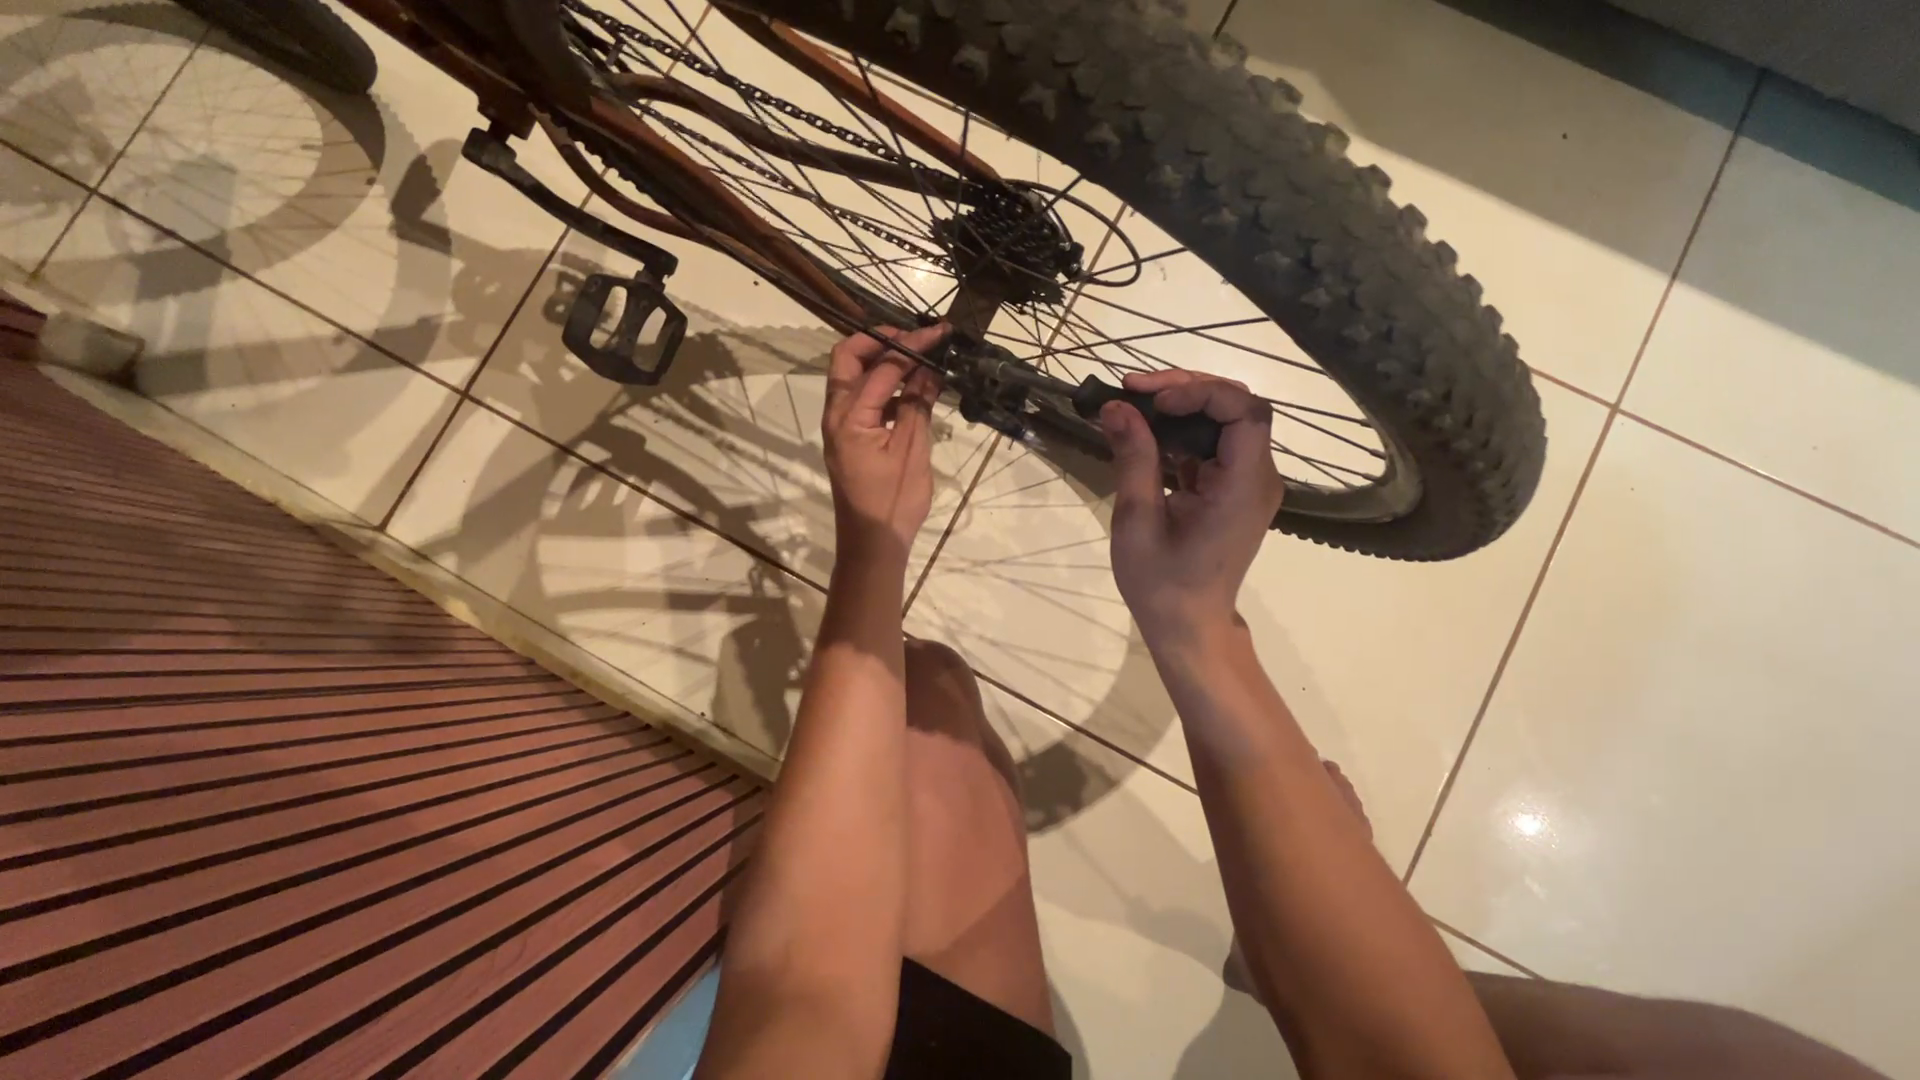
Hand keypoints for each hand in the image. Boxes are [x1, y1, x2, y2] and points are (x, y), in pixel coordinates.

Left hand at [822, 324, 948, 563]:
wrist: (872, 544)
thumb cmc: (894, 502)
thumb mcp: (913, 451)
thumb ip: (919, 405)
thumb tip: (930, 369)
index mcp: (849, 417)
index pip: (881, 366)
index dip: (912, 345)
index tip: (939, 332)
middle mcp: (836, 415)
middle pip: (848, 359)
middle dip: (881, 341)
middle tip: (916, 338)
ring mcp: (840, 426)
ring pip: (852, 377)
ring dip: (882, 362)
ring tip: (920, 359)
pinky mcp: (849, 438)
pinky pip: (862, 400)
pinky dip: (884, 387)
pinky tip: (914, 391)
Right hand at [1101, 369, 1285, 650]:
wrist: (1187, 626)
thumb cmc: (1161, 583)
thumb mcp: (1138, 521)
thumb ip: (1133, 459)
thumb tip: (1116, 407)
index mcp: (1244, 486)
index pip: (1245, 412)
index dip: (1200, 393)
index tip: (1152, 401)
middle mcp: (1258, 477)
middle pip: (1238, 407)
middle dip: (1186, 390)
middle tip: (1133, 391)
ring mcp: (1248, 483)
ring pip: (1226, 420)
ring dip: (1182, 406)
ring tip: (1134, 406)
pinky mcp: (1233, 489)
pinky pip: (1215, 444)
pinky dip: (1182, 431)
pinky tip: (1147, 433)